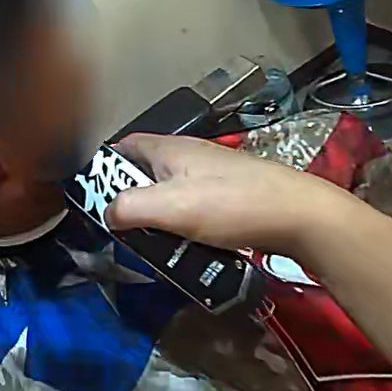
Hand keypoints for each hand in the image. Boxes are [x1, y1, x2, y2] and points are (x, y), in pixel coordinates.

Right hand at [105, 134, 356, 256]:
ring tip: (152, 244)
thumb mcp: (171, 206)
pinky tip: (186, 245)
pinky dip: (182, 224)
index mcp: (170, 149)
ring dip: (157, 216)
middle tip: (122, 229)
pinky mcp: (230, 195)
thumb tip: (106, 215)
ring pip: (169, 193)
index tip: (93, 197)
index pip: (124, 145)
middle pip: (145, 172)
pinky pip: (193, 207)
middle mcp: (188, 155)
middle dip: (130, 198)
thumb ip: (129, 208)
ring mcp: (212, 174)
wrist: (298, 215)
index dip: (104, 166)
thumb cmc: (231, 204)